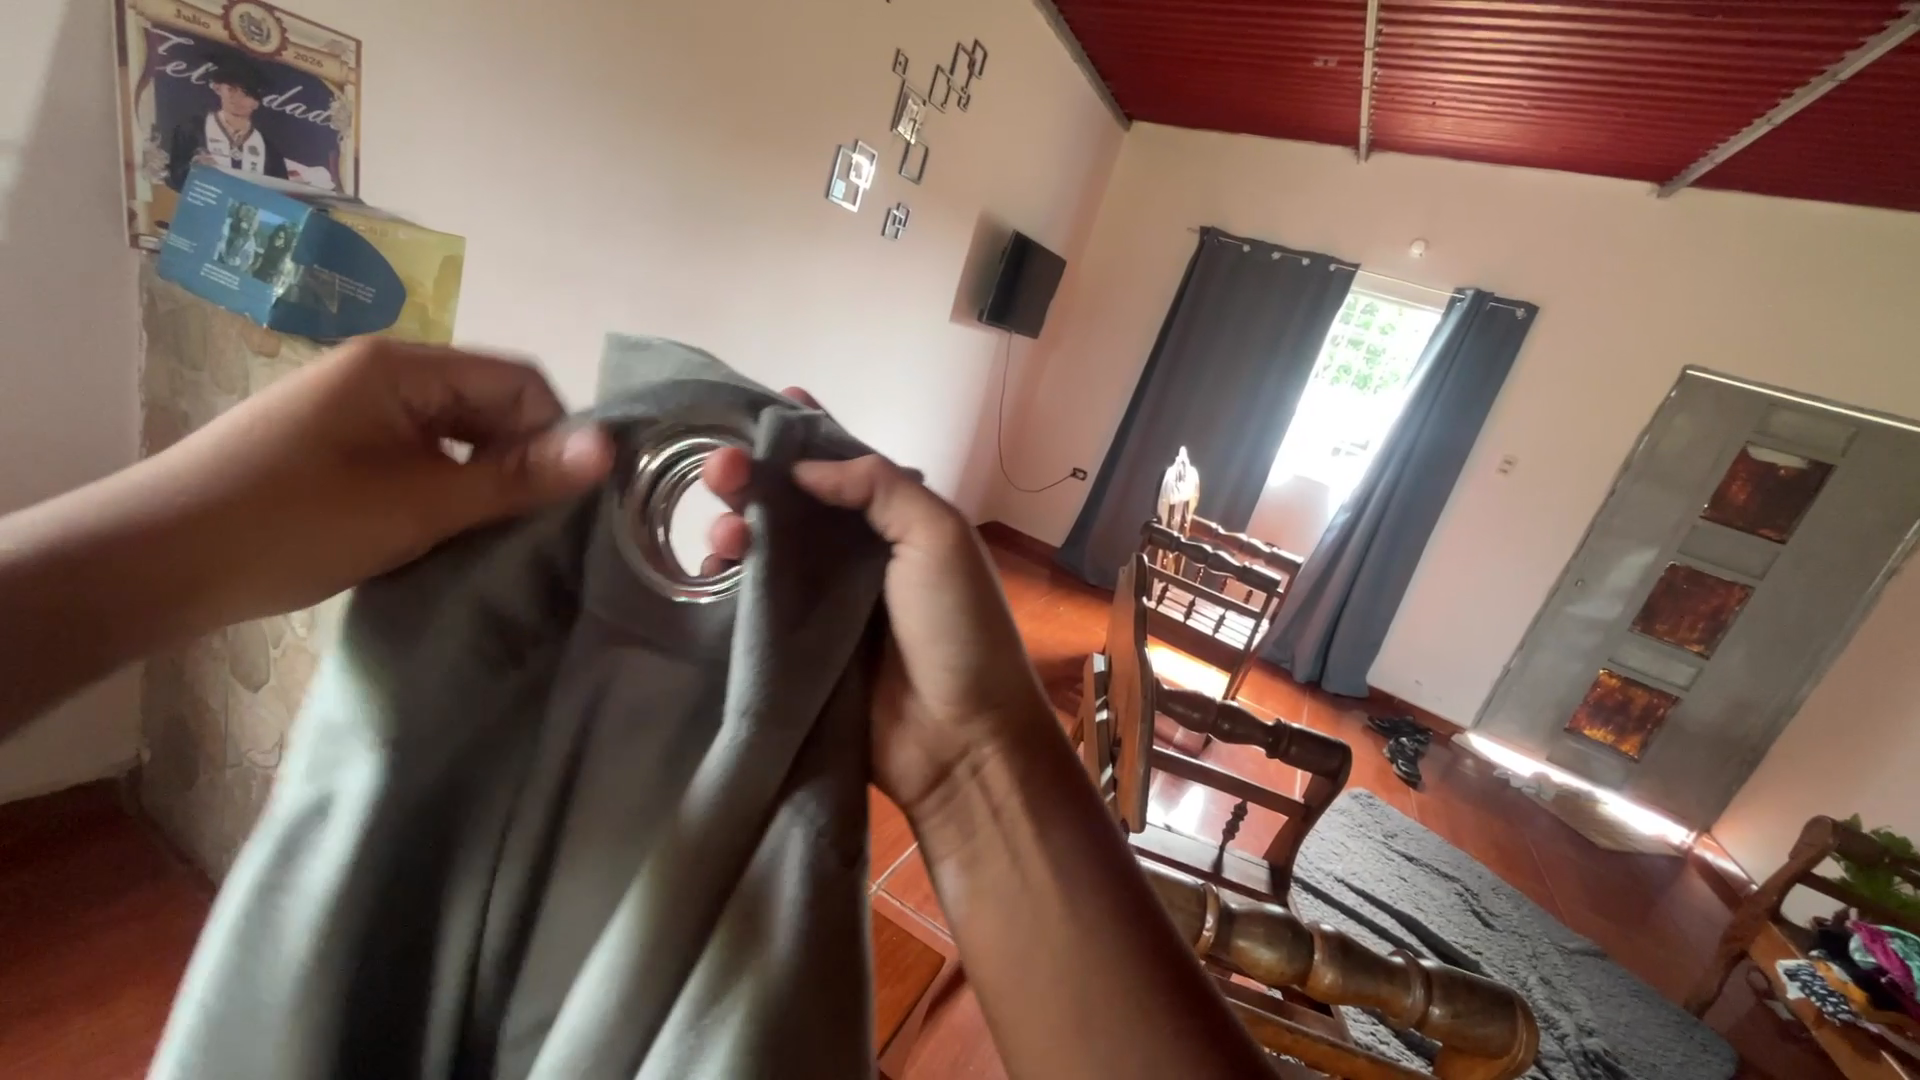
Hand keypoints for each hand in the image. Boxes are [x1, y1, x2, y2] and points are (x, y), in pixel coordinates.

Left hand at [149, 337, 611, 626]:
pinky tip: (446, 525)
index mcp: (403, 368)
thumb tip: (610, 450)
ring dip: (486, 476)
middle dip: (520, 457)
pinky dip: (451, 486)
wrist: (154, 565)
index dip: (552, 433)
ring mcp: (362, 411)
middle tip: (522, 518)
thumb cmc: (296, 522)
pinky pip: (427, 454)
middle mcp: (386, 375)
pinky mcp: (347, 446)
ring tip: (487, 527)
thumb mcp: (424, 502)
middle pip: (491, 404)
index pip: (518, 381)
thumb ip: (520, 475)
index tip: (558, 494)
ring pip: (462, 433)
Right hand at [701, 392, 1051, 818]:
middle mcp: (857, 558)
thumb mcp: (940, 537)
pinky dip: (730, 586)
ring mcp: (825, 605)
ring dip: (737, 530)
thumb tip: (806, 467)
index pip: (843, 469)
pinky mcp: (798, 650)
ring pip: (767, 553)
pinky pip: (755, 608)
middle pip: (794, 507)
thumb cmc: (959, 628)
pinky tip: (710, 573)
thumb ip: (881, 487)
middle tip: (719, 471)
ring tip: (720, 533)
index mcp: (897, 524)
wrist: (960, 738)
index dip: (803, 438)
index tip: (759, 410)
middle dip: (755, 481)